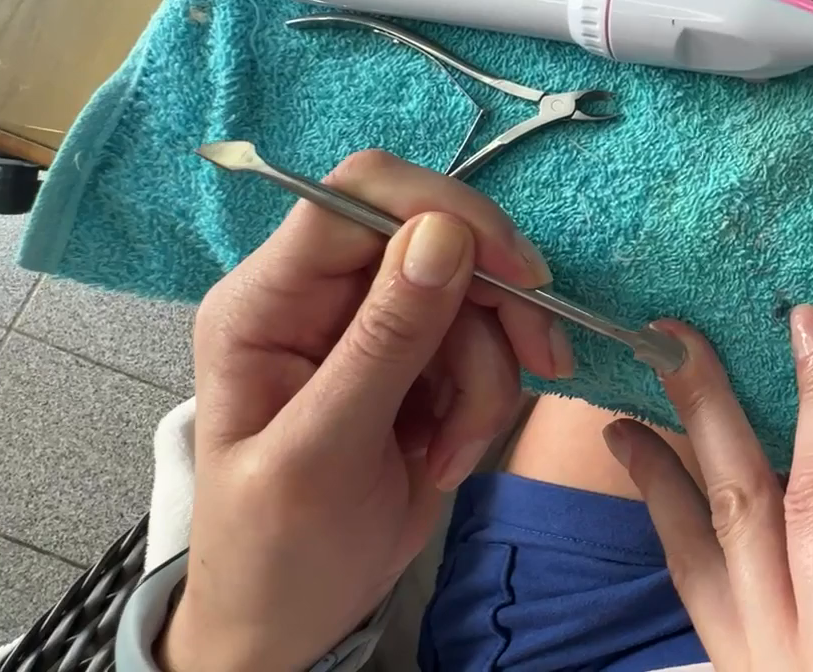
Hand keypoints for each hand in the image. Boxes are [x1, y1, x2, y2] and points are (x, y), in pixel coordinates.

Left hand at [161, 150, 572, 670]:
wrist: (300, 616)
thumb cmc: (277, 552)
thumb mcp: (323, 457)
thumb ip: (384, 342)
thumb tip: (445, 233)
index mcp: (271, 299)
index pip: (362, 195)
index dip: (448, 212)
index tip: (519, 275)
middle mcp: (331, 291)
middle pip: (448, 239)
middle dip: (501, 308)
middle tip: (541, 363)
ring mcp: (385, 318)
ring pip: (485, 295)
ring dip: (494, 373)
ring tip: (454, 448)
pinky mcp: (430, 348)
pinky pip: (496, 338)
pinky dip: (495, 392)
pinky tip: (454, 447)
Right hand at [602, 307, 812, 670]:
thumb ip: (795, 603)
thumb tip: (771, 506)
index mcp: (754, 656)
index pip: (687, 556)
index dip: (651, 483)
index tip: (622, 423)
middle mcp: (781, 652)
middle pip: (733, 505)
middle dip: (705, 410)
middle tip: (683, 337)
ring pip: (809, 496)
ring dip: (810, 400)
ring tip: (810, 327)